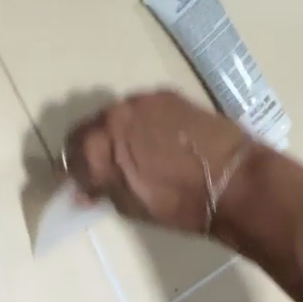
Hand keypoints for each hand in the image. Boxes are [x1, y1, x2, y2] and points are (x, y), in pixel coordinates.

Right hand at [62, 90, 255, 236]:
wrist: (232, 181)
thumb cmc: (176, 203)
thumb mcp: (130, 206)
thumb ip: (103, 191)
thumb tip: (85, 190)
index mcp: (99, 143)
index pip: (70, 156)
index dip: (73, 174)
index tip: (80, 187)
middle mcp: (116, 113)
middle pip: (90, 130)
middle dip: (90, 151)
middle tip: (100, 172)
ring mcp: (144, 100)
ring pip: (117, 117)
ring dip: (115, 135)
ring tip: (130, 157)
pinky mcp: (169, 96)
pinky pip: (142, 110)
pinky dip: (140, 126)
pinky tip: (154, 143)